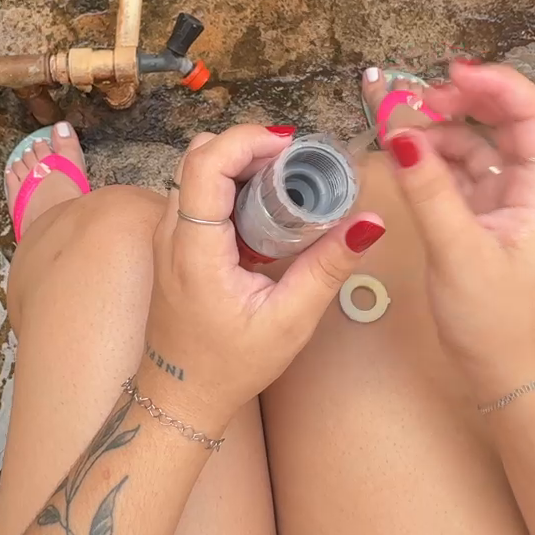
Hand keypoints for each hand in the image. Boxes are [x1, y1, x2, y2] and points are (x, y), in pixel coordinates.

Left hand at [143, 125, 385, 431]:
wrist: (180, 394)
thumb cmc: (231, 364)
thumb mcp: (290, 320)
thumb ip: (327, 267)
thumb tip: (369, 222)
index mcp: (195, 250)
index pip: (205, 165)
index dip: (246, 140)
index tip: (290, 145)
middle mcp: (171, 233)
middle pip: (199, 157)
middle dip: (248, 148)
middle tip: (294, 165)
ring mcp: (166, 236)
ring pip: (196, 172)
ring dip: (239, 165)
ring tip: (283, 185)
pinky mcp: (172, 242)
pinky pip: (196, 193)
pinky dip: (230, 185)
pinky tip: (263, 211)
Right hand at [387, 62, 534, 405]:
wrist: (501, 371)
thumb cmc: (493, 318)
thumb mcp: (457, 251)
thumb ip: (428, 191)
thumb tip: (398, 133)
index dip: (501, 86)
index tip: (453, 73)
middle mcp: (526, 188)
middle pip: (504, 123)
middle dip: (464, 102)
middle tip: (418, 99)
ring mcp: (501, 202)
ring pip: (475, 145)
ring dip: (441, 130)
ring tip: (401, 129)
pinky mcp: (478, 217)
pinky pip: (456, 173)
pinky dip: (431, 160)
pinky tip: (406, 158)